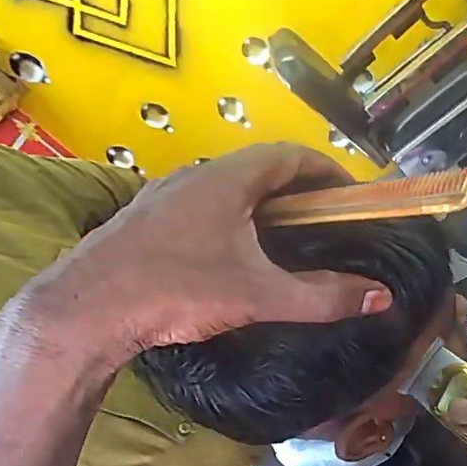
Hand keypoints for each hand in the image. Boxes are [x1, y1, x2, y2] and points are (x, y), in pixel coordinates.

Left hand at [0, 144, 392, 360]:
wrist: (85, 310)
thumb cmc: (176, 290)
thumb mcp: (258, 295)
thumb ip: (323, 296)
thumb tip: (381, 296)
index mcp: (228, 179)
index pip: (292, 155)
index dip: (329, 170)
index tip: (351, 195)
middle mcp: (196, 176)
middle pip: (262, 170)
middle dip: (300, 191)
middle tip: (325, 224)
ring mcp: (165, 196)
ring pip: (229, 190)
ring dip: (263, 207)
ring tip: (285, 241)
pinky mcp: (146, 221)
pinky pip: (203, 209)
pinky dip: (232, 222)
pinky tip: (232, 258)